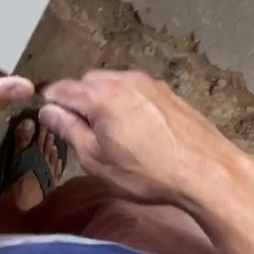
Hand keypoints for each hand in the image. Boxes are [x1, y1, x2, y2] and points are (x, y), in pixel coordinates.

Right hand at [39, 70, 253, 213]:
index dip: (49, 102)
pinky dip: (125, 102)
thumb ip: (69, 130)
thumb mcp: (97, 159)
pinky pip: (134, 90)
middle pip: (87, 82)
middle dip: (78, 100)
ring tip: (110, 132)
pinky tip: (134, 128)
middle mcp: (123, 80)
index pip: (61, 88)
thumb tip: (47, 111)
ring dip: (103, 100)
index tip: (49, 120)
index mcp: (100, 96)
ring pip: (112, 83)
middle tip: (81, 131)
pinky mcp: (167, 91)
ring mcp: (148, 83)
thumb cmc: (147, 173)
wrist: (206, 172)